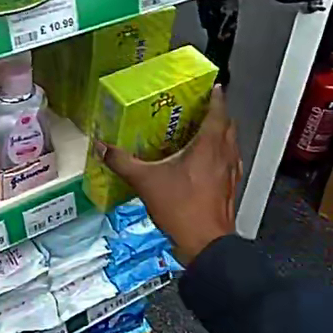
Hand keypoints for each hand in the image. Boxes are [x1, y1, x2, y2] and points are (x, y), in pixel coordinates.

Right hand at [95, 86, 239, 263]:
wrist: (206, 244)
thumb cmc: (181, 207)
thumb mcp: (146, 182)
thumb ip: (123, 162)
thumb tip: (102, 147)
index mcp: (210, 145)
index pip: (219, 111)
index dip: (216, 97)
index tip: (211, 87)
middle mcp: (225, 154)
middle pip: (228, 125)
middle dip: (217, 115)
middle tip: (199, 109)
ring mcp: (231, 173)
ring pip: (230, 144)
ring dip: (220, 135)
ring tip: (200, 134)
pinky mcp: (231, 189)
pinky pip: (228, 163)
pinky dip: (220, 156)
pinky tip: (204, 165)